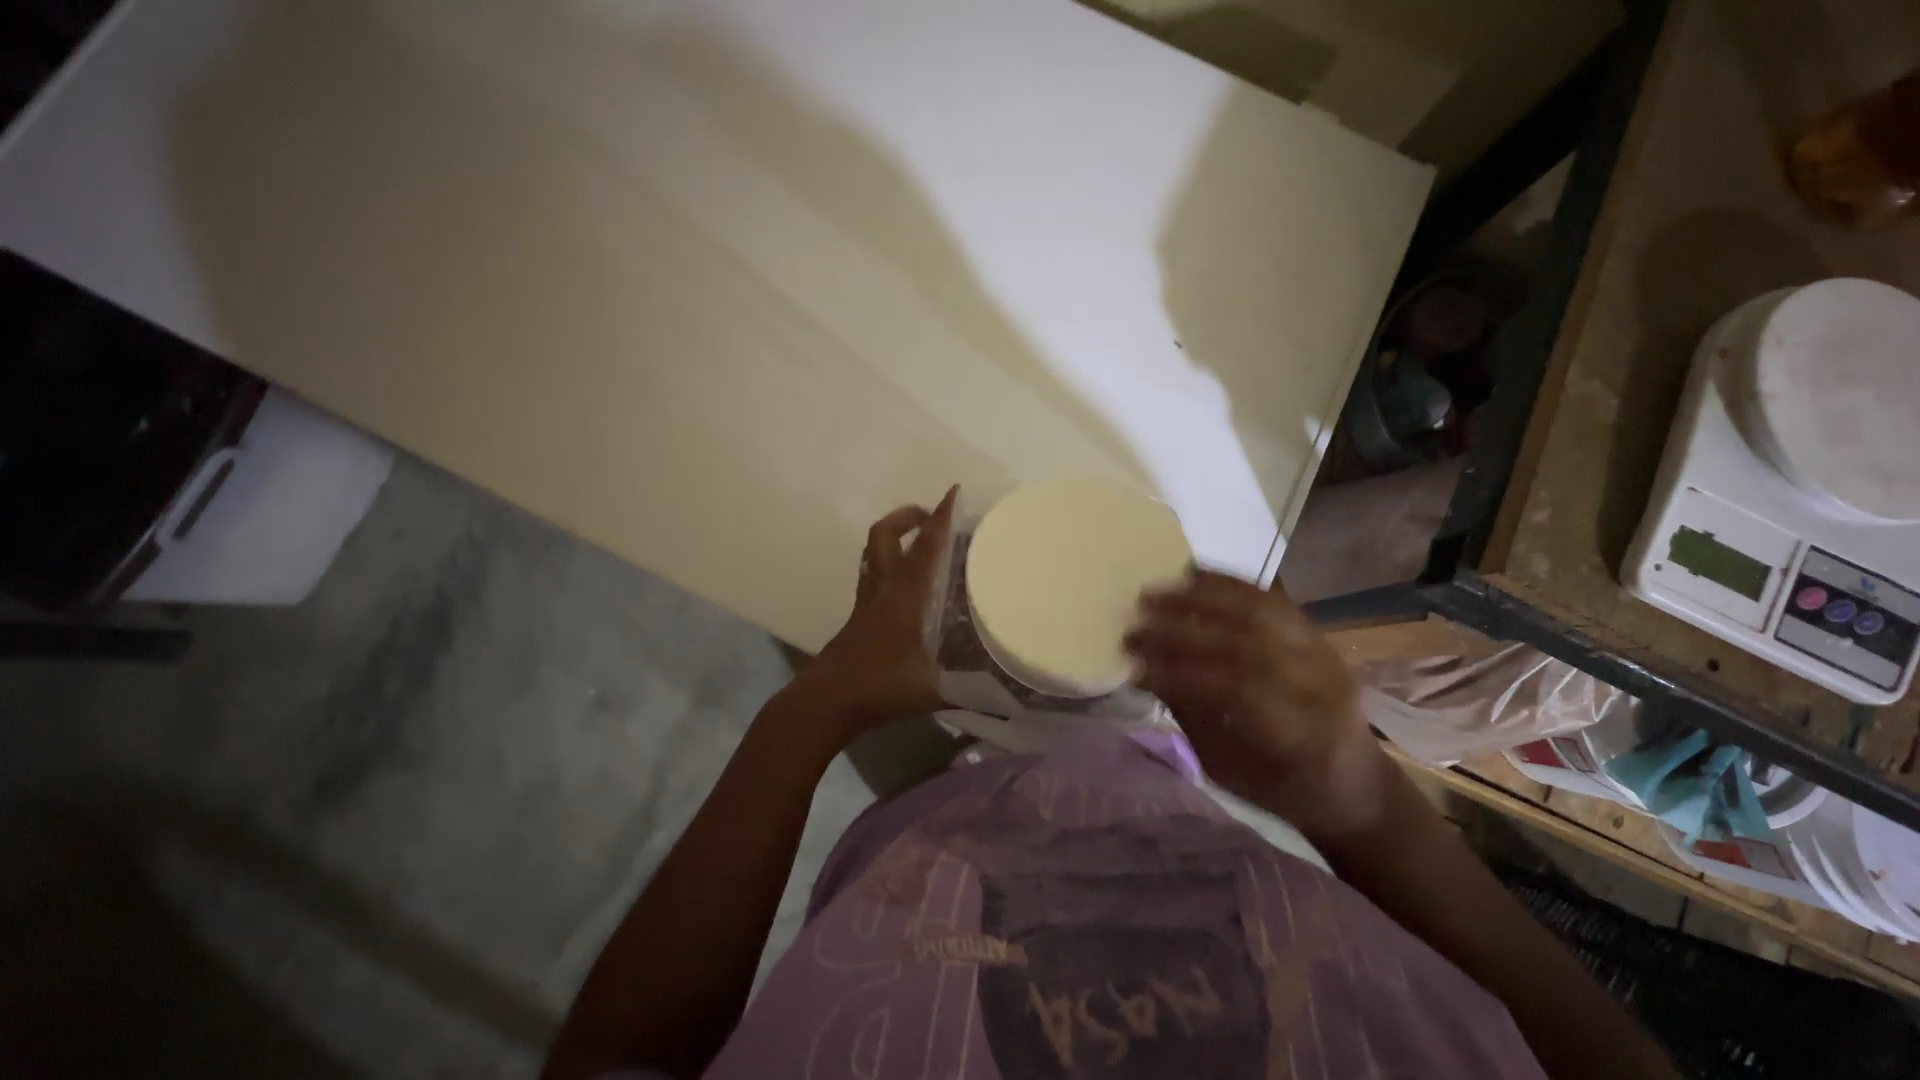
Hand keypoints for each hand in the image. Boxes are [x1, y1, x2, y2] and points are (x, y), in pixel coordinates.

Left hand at [786, 486, 958, 739]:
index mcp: (906, 595)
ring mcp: (865, 604)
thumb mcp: (936, 688)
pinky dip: (887, 571)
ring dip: (892, 540)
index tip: (953, 492)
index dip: (941, 518)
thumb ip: (975, 688)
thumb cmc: (881, 686)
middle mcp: (883, 590)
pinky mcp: (857, 620)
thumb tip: (1012, 692)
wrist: (827, 701)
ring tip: (917, 542)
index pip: (926, 546)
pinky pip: (871, 579)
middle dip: (906, 517)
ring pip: (872, 555)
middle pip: (884, 536)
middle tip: (930, 517)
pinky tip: (905, 591)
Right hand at [1125, 569, 1388, 838]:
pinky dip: (1228, 585)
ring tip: (1153, 596)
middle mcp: (1323, 686)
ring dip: (1199, 599)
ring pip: (1259, 612)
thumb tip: (1152, 673)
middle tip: (1133, 630)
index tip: (1135, 670)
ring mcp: (1326, 654)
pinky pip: (1271, 601)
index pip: (1237, 690)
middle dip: (1181, 634)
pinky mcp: (1320, 635)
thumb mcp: (1231, 771)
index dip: (1182, 675)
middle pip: (1246, 644)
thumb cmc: (1284, 791)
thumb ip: (1196, 719)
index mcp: (1306, 736)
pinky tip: (1190, 575)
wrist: (1356, 784)